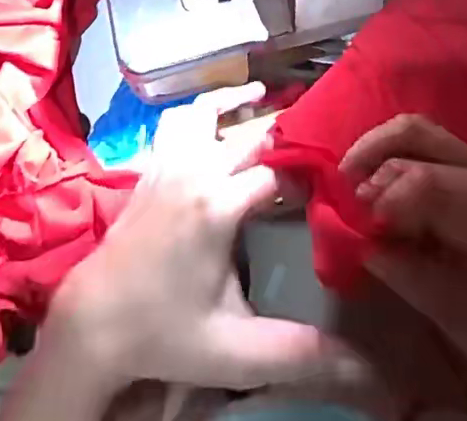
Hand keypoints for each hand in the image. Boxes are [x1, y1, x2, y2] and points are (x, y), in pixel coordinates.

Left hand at [37, 85, 361, 401]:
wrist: (95, 317)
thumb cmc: (165, 332)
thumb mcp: (237, 351)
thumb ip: (303, 355)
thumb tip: (371, 374)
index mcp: (217, 205)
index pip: (275, 173)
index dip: (304, 175)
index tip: (329, 181)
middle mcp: (193, 171)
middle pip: (245, 135)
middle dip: (280, 129)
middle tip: (313, 127)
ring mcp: (167, 164)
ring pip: (201, 112)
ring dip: (231, 101)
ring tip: (259, 92)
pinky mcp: (149, 167)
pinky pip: (174, 123)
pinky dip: (196, 111)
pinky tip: (208, 119)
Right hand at [344, 115, 466, 420]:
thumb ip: (441, 300)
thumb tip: (370, 246)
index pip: (420, 179)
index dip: (373, 199)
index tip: (350, 236)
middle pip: (415, 133)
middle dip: (365, 161)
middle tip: (340, 207)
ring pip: (423, 134)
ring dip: (380, 160)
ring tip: (357, 204)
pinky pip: (439, 155)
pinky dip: (401, 167)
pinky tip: (390, 205)